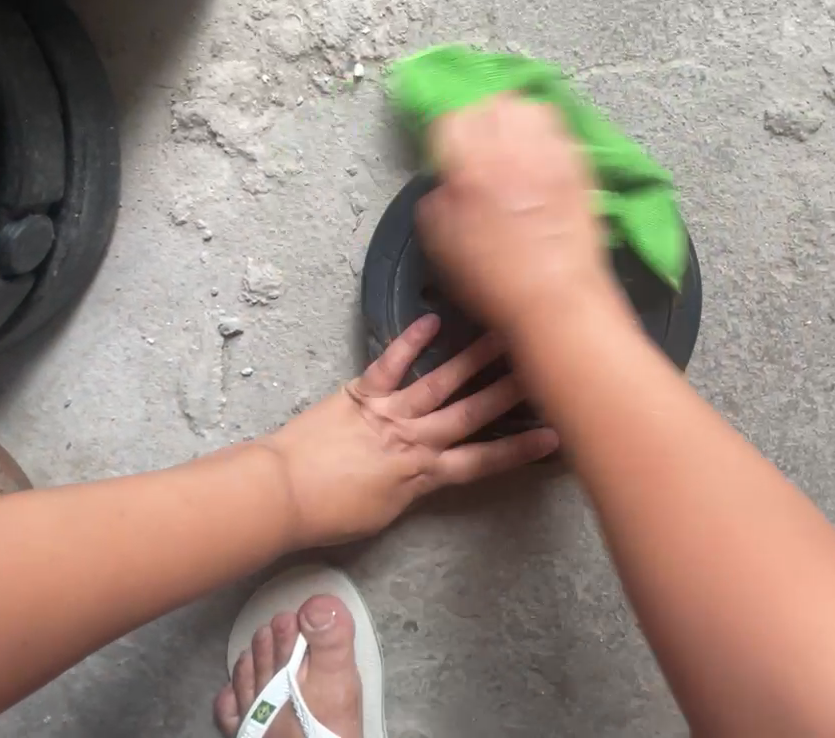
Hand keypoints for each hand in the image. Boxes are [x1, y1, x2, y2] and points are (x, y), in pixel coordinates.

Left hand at [258, 314, 558, 547]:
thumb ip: (413, 484)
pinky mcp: (364, 392)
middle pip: (471, 414)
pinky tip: (433, 320)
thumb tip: (428, 469)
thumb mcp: (384, 512)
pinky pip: (392, 363)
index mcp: (423, 475)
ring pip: (442, 383)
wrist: (281, 494)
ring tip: (503, 335)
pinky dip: (411, 342)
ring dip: (474, 359)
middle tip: (541, 368)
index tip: (553, 436)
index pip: (482, 462)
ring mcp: (391, 412)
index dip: (519, 450)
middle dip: (509, 392)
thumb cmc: (330, 513)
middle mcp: (415, 440)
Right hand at [418, 94, 618, 332]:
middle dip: (482, 116)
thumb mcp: (440, 241)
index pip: (452, 120)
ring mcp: (549, 154)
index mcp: (470, 167)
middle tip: (479, 139)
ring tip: (511, 140)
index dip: (447, 132)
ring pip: (529, 107)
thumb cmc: (495, 279)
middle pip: (492, 103)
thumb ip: (437, 198)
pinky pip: (560, 129)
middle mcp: (511, 151)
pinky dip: (546, 132)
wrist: (557, 298)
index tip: (449, 147)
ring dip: (515, 117)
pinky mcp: (578, 166)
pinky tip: (539, 152)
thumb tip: (446, 181)